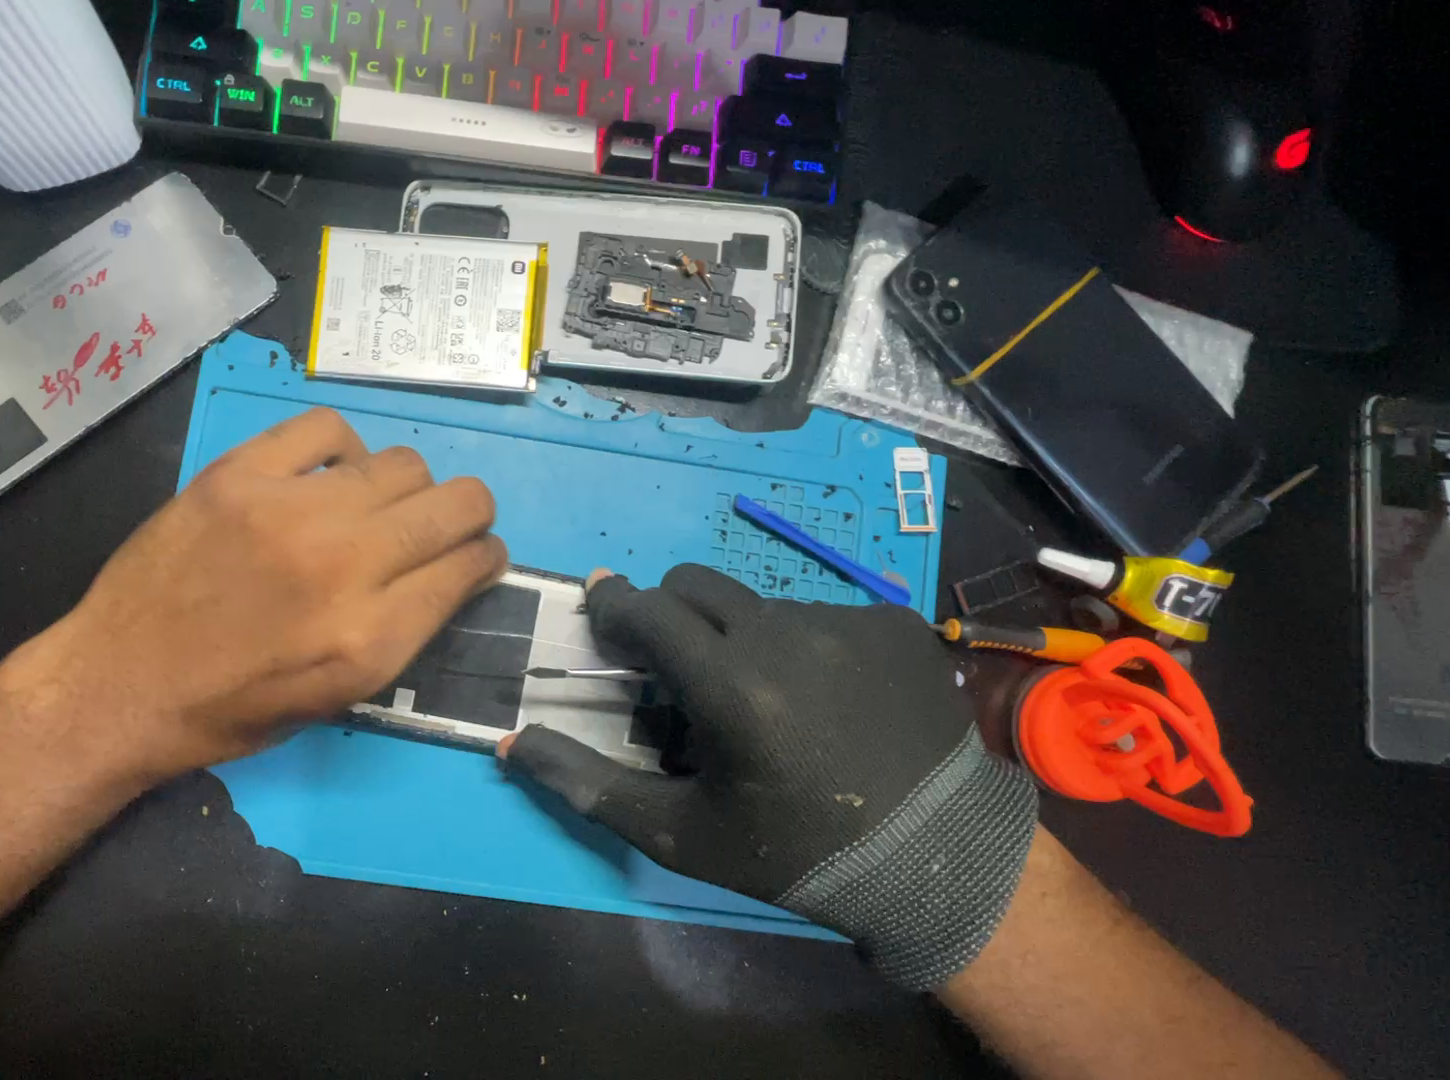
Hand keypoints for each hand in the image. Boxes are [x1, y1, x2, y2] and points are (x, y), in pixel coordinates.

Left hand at [5, 407, 506, 784]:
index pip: (471, 566)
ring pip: (404, 464)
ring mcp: (291, 513)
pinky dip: (343, 450)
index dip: (486, 558)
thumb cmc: (237, 708)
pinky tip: (327, 476)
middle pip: (458, 504)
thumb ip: (408, 627)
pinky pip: (328, 430)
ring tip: (376, 507)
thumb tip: (455, 568)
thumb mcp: (343, 694)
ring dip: (408, 489)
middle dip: (471, 516)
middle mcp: (347, 567)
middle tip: (447, 526)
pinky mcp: (240, 476)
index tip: (477, 557)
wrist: (121, 685)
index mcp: (374, 638)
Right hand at [500, 565, 1036, 989]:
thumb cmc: (793, 852)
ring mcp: (847, 622)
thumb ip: (586, 783)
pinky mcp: (893, 623)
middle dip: (667, 611)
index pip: (646, 609)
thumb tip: (510, 745)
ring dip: (738, 634)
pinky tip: (828, 697)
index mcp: (731, 684)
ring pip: (756, 601)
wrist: (939, 865)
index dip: (611, 602)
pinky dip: (801, 643)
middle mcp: (788, 634)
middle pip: (694, 584)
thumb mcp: (679, 833)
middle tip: (675, 662)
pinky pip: (820, 612)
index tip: (598, 605)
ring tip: (767, 696)